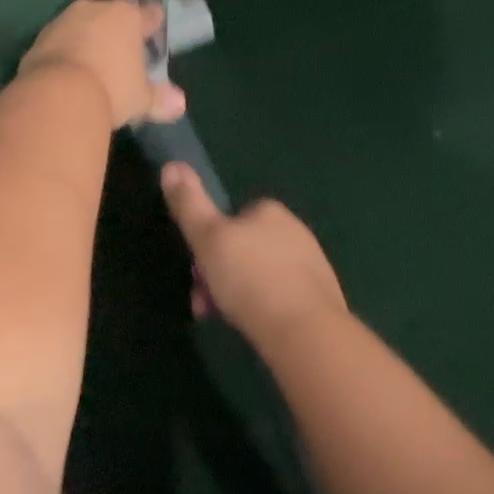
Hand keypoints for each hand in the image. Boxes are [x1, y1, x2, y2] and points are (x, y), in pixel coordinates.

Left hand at [17, 0, 186, 128]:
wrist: (55, 96)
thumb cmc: (110, 90)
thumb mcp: (141, 99)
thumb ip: (160, 98)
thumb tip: (179, 104)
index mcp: (126, 16)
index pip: (149, 12)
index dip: (154, 24)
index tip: (156, 33)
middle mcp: (94, 9)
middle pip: (112, 15)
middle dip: (117, 32)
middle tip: (123, 55)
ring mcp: (62, 21)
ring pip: (82, 26)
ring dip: (88, 41)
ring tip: (94, 66)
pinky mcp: (38, 40)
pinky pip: (60, 43)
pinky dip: (66, 54)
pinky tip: (68, 76)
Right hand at [161, 162, 348, 343]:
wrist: (303, 329)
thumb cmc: (249, 278)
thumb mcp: (207, 238)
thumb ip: (189, 204)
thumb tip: (172, 165)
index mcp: (269, 211)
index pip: (230, 220)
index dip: (206, 245)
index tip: (194, 273)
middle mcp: (295, 230)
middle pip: (242, 250)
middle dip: (218, 275)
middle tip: (204, 304)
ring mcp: (312, 264)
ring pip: (259, 276)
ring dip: (236, 294)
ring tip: (225, 318)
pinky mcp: (321, 296)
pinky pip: (280, 297)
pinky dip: (263, 308)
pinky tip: (255, 325)